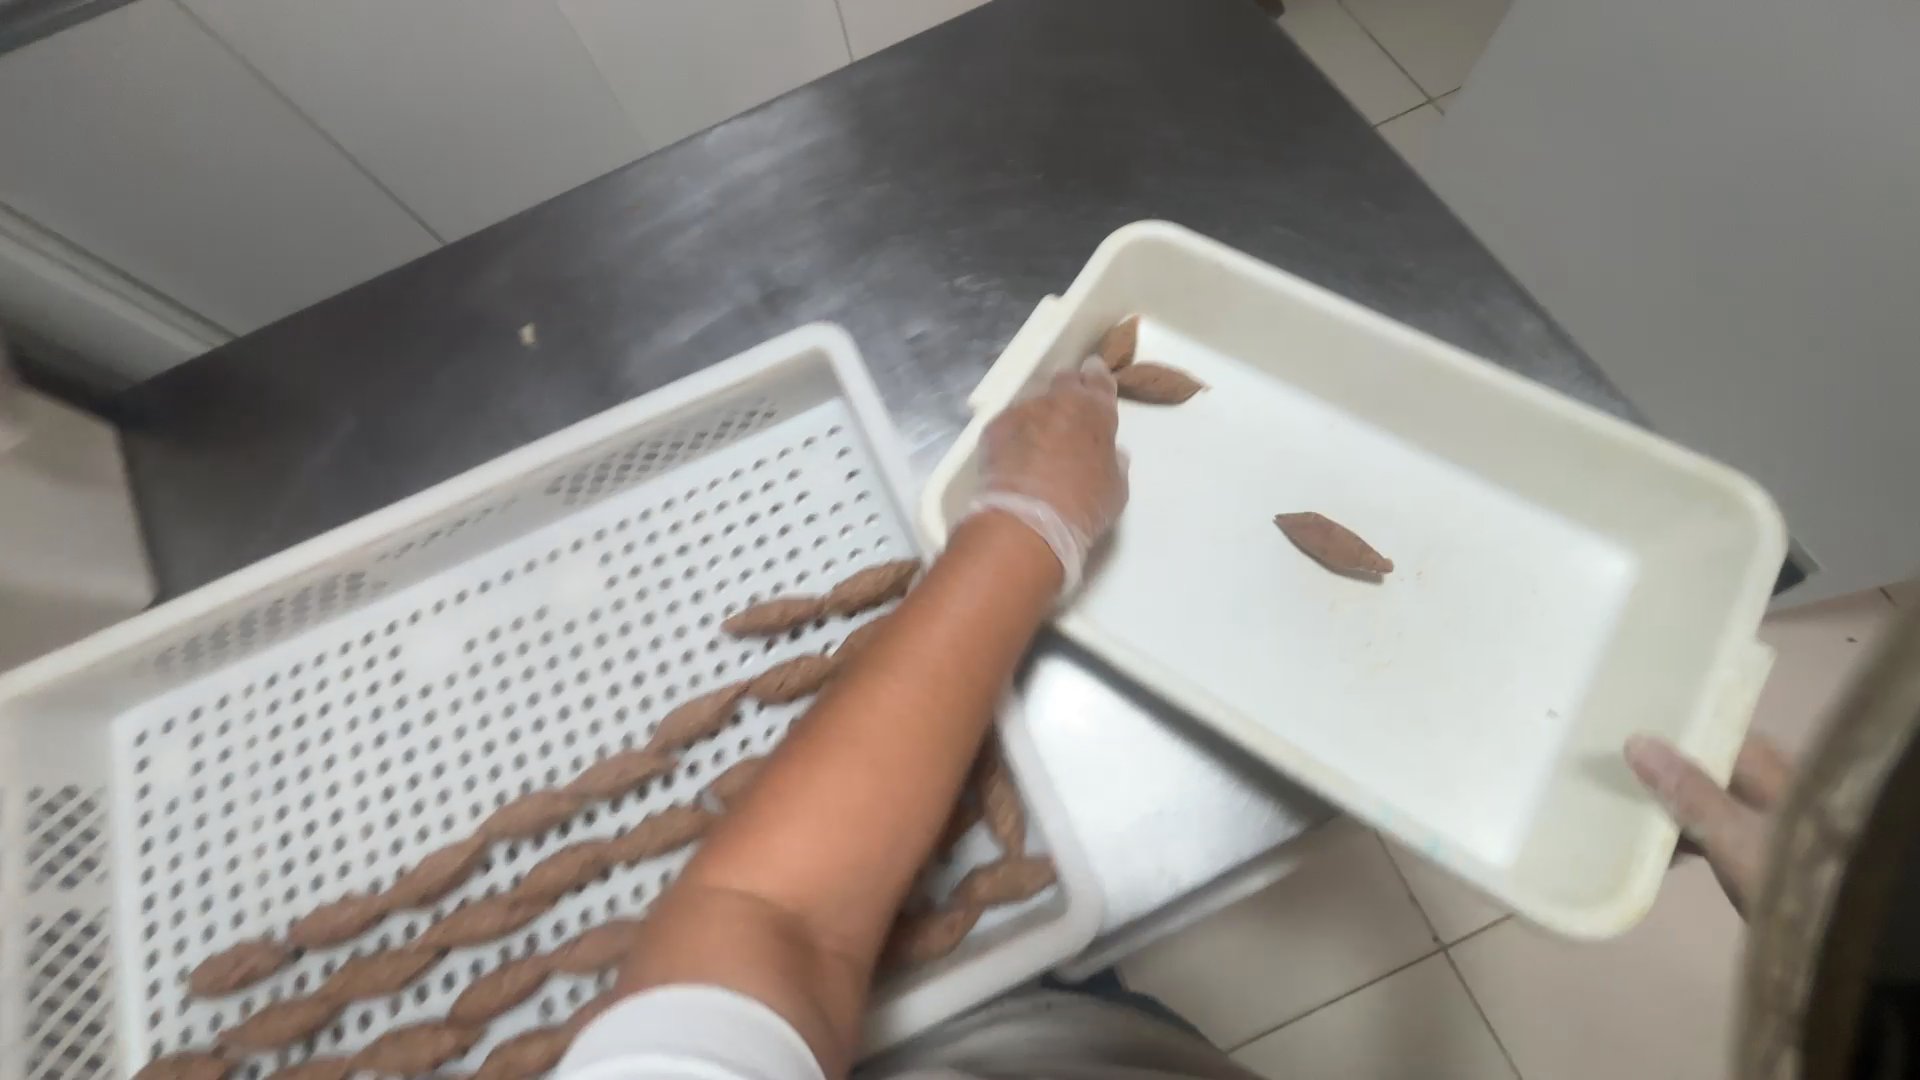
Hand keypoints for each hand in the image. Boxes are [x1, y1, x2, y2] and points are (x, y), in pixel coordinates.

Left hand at [963, 357, 1129, 592]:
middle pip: (1064, 381)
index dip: (1097, 377)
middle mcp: (1058, 400)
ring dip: (1038, 417)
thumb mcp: (1115, 488)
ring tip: (1036, 446)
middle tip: (1067, 415)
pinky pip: (1008, 424)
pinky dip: (1013, 436)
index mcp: (1095, 411)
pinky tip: (1013, 460)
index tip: (1094, 378)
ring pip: (1033, 403)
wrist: (1027, 522)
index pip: (1099, 378)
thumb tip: (1110, 453)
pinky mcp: (994, 427)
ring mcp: (1022, 411)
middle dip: (1067, 392)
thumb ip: (1114, 462)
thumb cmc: (1082, 508)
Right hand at [1625, 732, 1791, 916]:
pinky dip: (1691, 834)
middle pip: (1717, 770)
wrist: (1845, 942)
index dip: (1678, 732)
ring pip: (1716, 802)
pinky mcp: (1772, 859)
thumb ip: (1689, 791)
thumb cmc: (1790, 878)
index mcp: (1779, 777)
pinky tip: (1665, 851)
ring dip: (1676, 806)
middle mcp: (1783, 794)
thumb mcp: (1733, 836)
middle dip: (1669, 772)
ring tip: (1631, 814)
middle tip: (1619, 773)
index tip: (1629, 734)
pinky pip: (1720, 831)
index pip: (1724, 737)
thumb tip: (1637, 740)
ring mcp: (1780, 829)